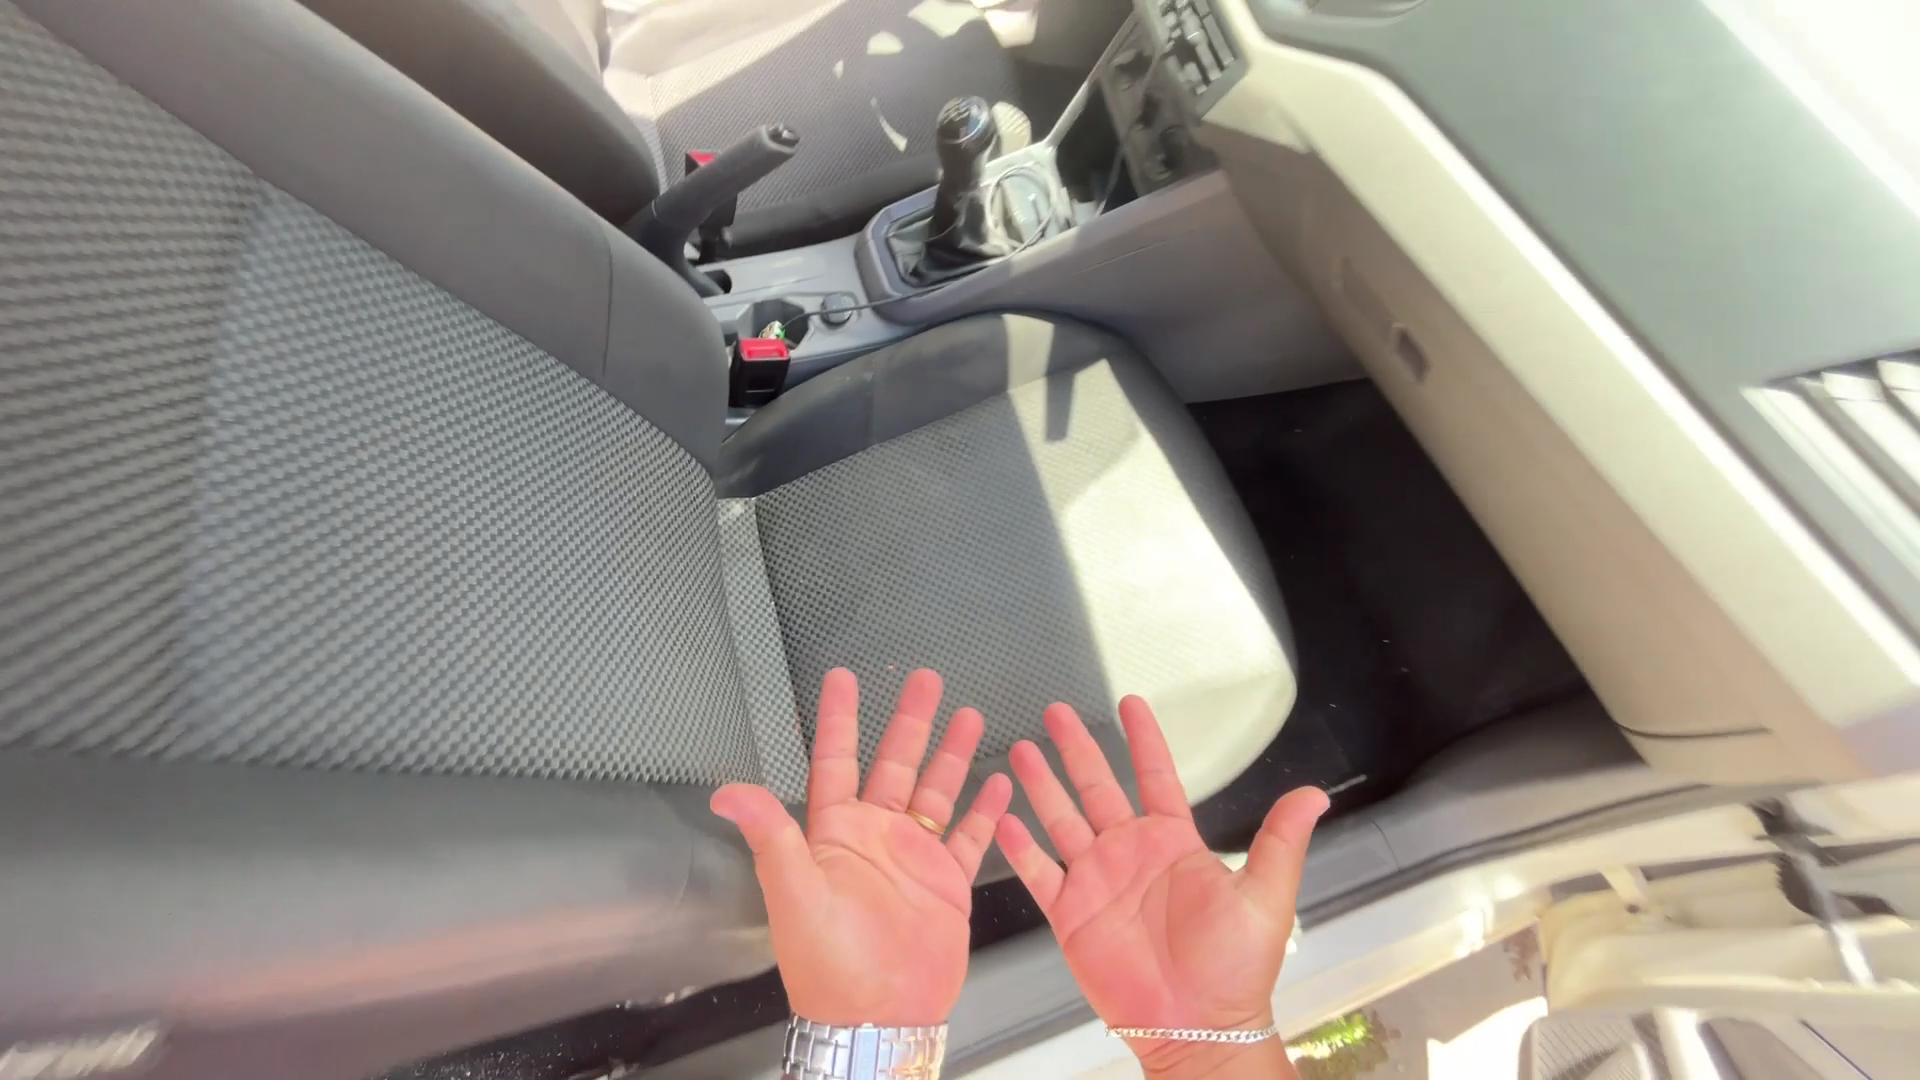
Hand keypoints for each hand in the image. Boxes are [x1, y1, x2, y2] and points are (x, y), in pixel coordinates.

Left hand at [710, 668, 1012, 1026]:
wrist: (880, 1021)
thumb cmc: (829, 968)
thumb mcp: (794, 896)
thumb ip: (771, 837)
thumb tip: (726, 793)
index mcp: (837, 832)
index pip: (837, 759)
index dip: (839, 717)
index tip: (843, 679)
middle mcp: (877, 835)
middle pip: (896, 762)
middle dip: (911, 719)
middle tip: (925, 680)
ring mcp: (914, 856)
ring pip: (937, 789)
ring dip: (953, 752)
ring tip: (968, 715)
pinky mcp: (947, 881)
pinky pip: (969, 836)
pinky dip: (985, 810)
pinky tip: (998, 785)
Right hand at [994, 697, 1327, 1077]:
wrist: (1198, 1031)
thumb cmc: (1234, 968)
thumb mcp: (1263, 898)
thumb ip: (1279, 842)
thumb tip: (1314, 795)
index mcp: (1170, 840)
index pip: (1154, 774)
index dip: (1142, 738)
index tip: (1130, 702)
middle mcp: (1128, 850)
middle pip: (1096, 785)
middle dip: (1075, 747)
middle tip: (1056, 712)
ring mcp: (1095, 879)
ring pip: (1061, 819)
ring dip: (1041, 785)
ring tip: (1021, 750)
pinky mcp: (1070, 913)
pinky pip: (1039, 873)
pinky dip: (1020, 847)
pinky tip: (1004, 818)